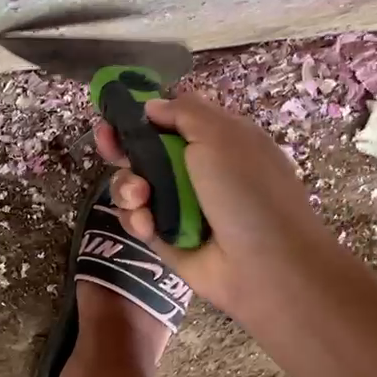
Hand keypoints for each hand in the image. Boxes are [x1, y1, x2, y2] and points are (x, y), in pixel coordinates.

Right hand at [96, 91, 337, 314]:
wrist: (268, 269)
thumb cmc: (249, 194)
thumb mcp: (222, 137)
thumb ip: (184, 112)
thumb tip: (150, 106)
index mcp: (218, 141)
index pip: (171, 118)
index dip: (143, 113)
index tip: (116, 113)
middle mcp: (196, 170)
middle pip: (143, 149)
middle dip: (120, 145)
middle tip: (107, 144)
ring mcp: (178, 204)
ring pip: (132, 183)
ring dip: (128, 186)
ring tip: (141, 198)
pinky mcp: (164, 235)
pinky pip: (135, 217)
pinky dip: (137, 217)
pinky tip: (149, 226)